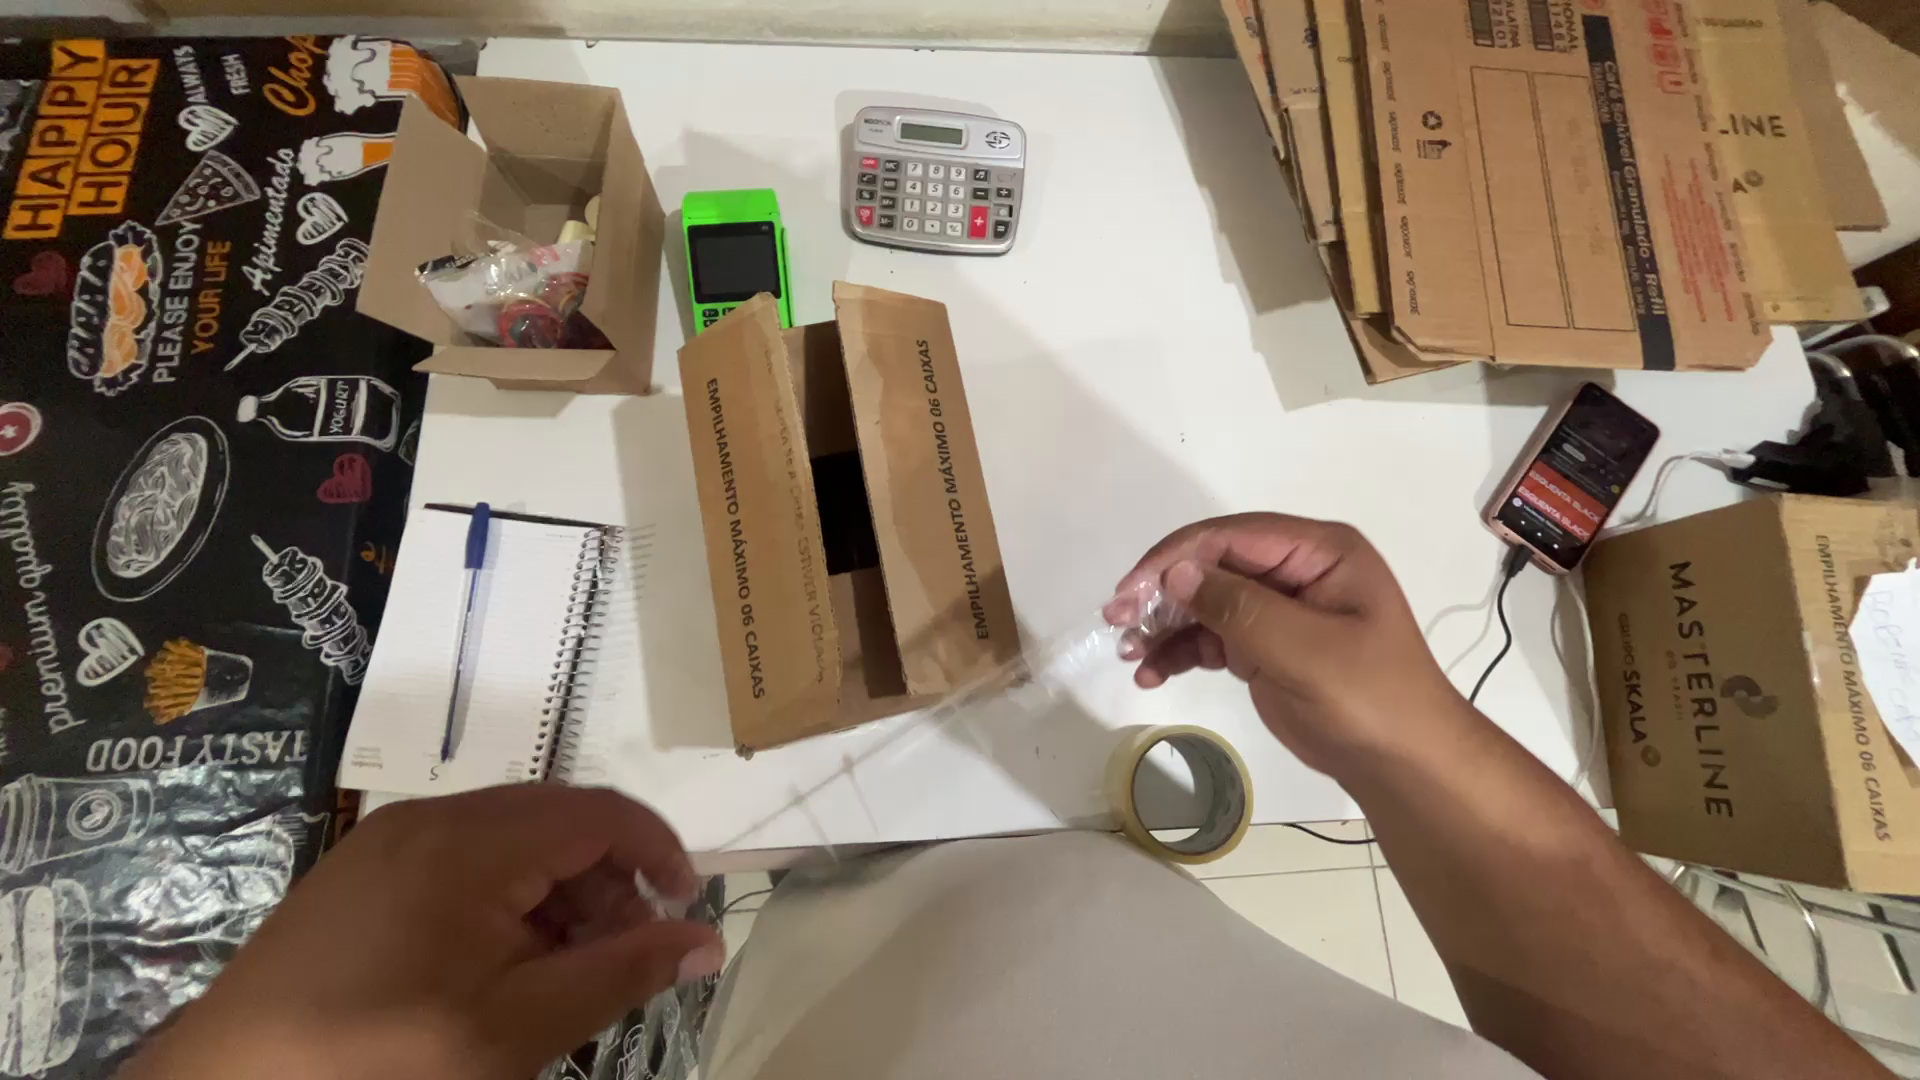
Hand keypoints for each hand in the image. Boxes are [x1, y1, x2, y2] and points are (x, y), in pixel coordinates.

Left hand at [124, 785, 722, 1079]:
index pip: (601, 813)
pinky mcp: (367, 865)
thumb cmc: (378, 1065)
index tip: (685, 905)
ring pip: (519, 837)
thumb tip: (710, 945)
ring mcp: (394, 837)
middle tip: (626, 947)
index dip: (658, 851)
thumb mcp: (516, 1029)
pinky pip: (471, 855)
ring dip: (562, 890)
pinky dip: (511, 895)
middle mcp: (436, 816)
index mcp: (473, 840)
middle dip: (610, 879)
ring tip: (567, 963)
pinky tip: (507, 957)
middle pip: (562, 821)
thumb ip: (624, 974)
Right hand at [1105, 513, 1474, 774]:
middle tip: (1117, 620)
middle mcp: (1293, 570)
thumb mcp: (1305, 650)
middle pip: (1210, 566)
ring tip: (1129, 653)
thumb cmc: (1369, 698)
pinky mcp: (1260, 644)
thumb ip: (1238, 606)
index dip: (1175, 557)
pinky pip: (1208, 636)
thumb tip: (1175, 573)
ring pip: (1202, 601)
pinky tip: (1152, 672)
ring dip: (1163, 625)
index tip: (1132, 591)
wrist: (1400, 765)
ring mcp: (1275, 608)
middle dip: (1161, 592)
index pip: (1230, 537)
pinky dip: (1178, 652)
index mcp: (1317, 552)